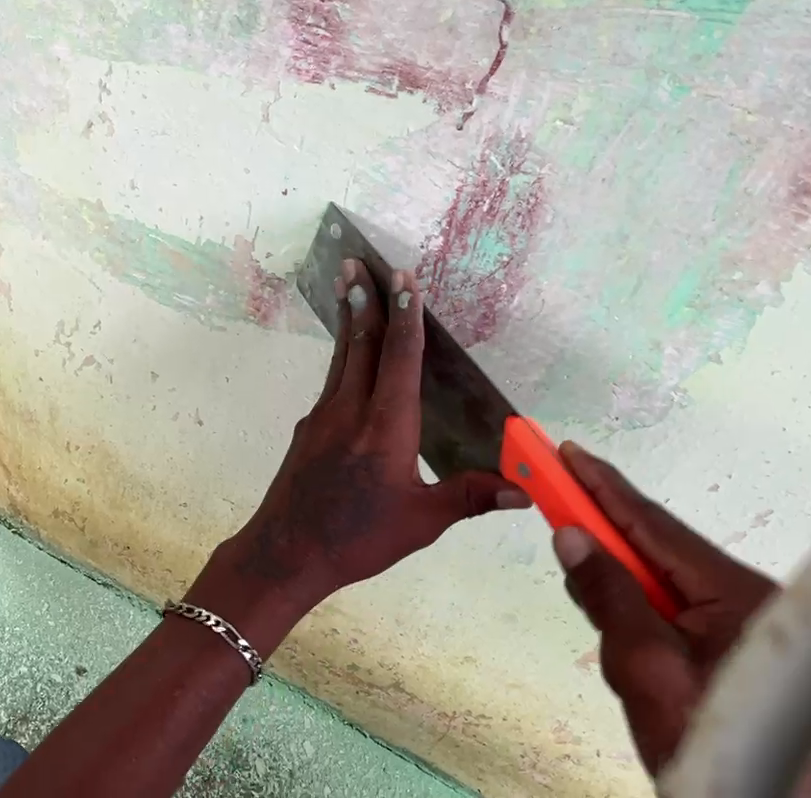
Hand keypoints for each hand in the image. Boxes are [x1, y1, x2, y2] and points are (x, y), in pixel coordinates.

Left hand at [195, 259, 526, 631]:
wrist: (286, 550)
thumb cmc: (358, 537)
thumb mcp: (421, 521)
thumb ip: (469, 497)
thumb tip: (524, 490)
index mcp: (384, 425)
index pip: (398, 358)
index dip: (405, 317)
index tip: (403, 279)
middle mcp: (350, 408)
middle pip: (360, 343)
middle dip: (363, 299)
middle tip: (356, 260)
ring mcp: (322, 415)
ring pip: (341, 357)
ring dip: (349, 320)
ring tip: (348, 286)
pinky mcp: (308, 428)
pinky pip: (332, 379)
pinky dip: (343, 355)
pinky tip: (348, 356)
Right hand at [553, 444, 810, 794]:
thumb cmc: (702, 741)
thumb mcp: (644, 664)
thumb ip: (608, 594)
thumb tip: (571, 536)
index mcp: (736, 593)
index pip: (654, 524)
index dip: (603, 485)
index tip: (566, 451)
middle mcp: (744, 596)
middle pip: (656, 545)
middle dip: (602, 529)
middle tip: (553, 496)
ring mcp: (738, 621)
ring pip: (657, 575)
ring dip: (614, 574)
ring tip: (587, 590)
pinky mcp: (726, 644)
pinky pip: (664, 602)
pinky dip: (629, 600)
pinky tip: (610, 615)